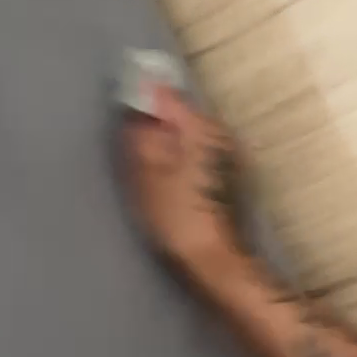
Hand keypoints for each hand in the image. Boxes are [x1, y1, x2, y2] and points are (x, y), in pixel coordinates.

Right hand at [121, 85, 245, 276]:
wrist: (218, 262)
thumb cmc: (178, 219)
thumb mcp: (148, 174)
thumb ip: (143, 132)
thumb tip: (139, 99)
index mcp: (201, 127)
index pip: (167, 93)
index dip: (143, 97)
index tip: (124, 109)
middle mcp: (222, 133)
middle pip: (183, 113)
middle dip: (158, 121)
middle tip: (132, 143)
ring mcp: (231, 155)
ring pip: (193, 134)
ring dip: (172, 141)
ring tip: (150, 165)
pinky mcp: (232, 176)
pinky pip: (201, 153)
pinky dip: (184, 159)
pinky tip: (171, 180)